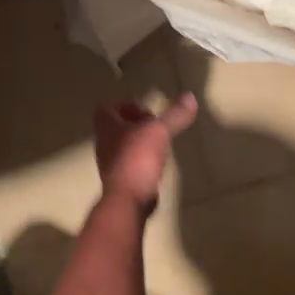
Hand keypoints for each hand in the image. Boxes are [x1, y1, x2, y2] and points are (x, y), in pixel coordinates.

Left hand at [92, 92, 197, 211]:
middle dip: (135, 123)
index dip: (124, 105)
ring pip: (122, 145)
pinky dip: (142, 159)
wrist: (128, 199)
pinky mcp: (120, 180)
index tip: (145, 110)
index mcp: (107, 127)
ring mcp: (111, 163)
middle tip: (155, 125)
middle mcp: (104, 144)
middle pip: (115, 127)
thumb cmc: (138, 158)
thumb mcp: (160, 131)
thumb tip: (190, 96)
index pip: (106, 108)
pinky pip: (129, 162)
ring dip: (139, 141)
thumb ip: (174, 115)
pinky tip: (158, 162)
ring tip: (160, 142)